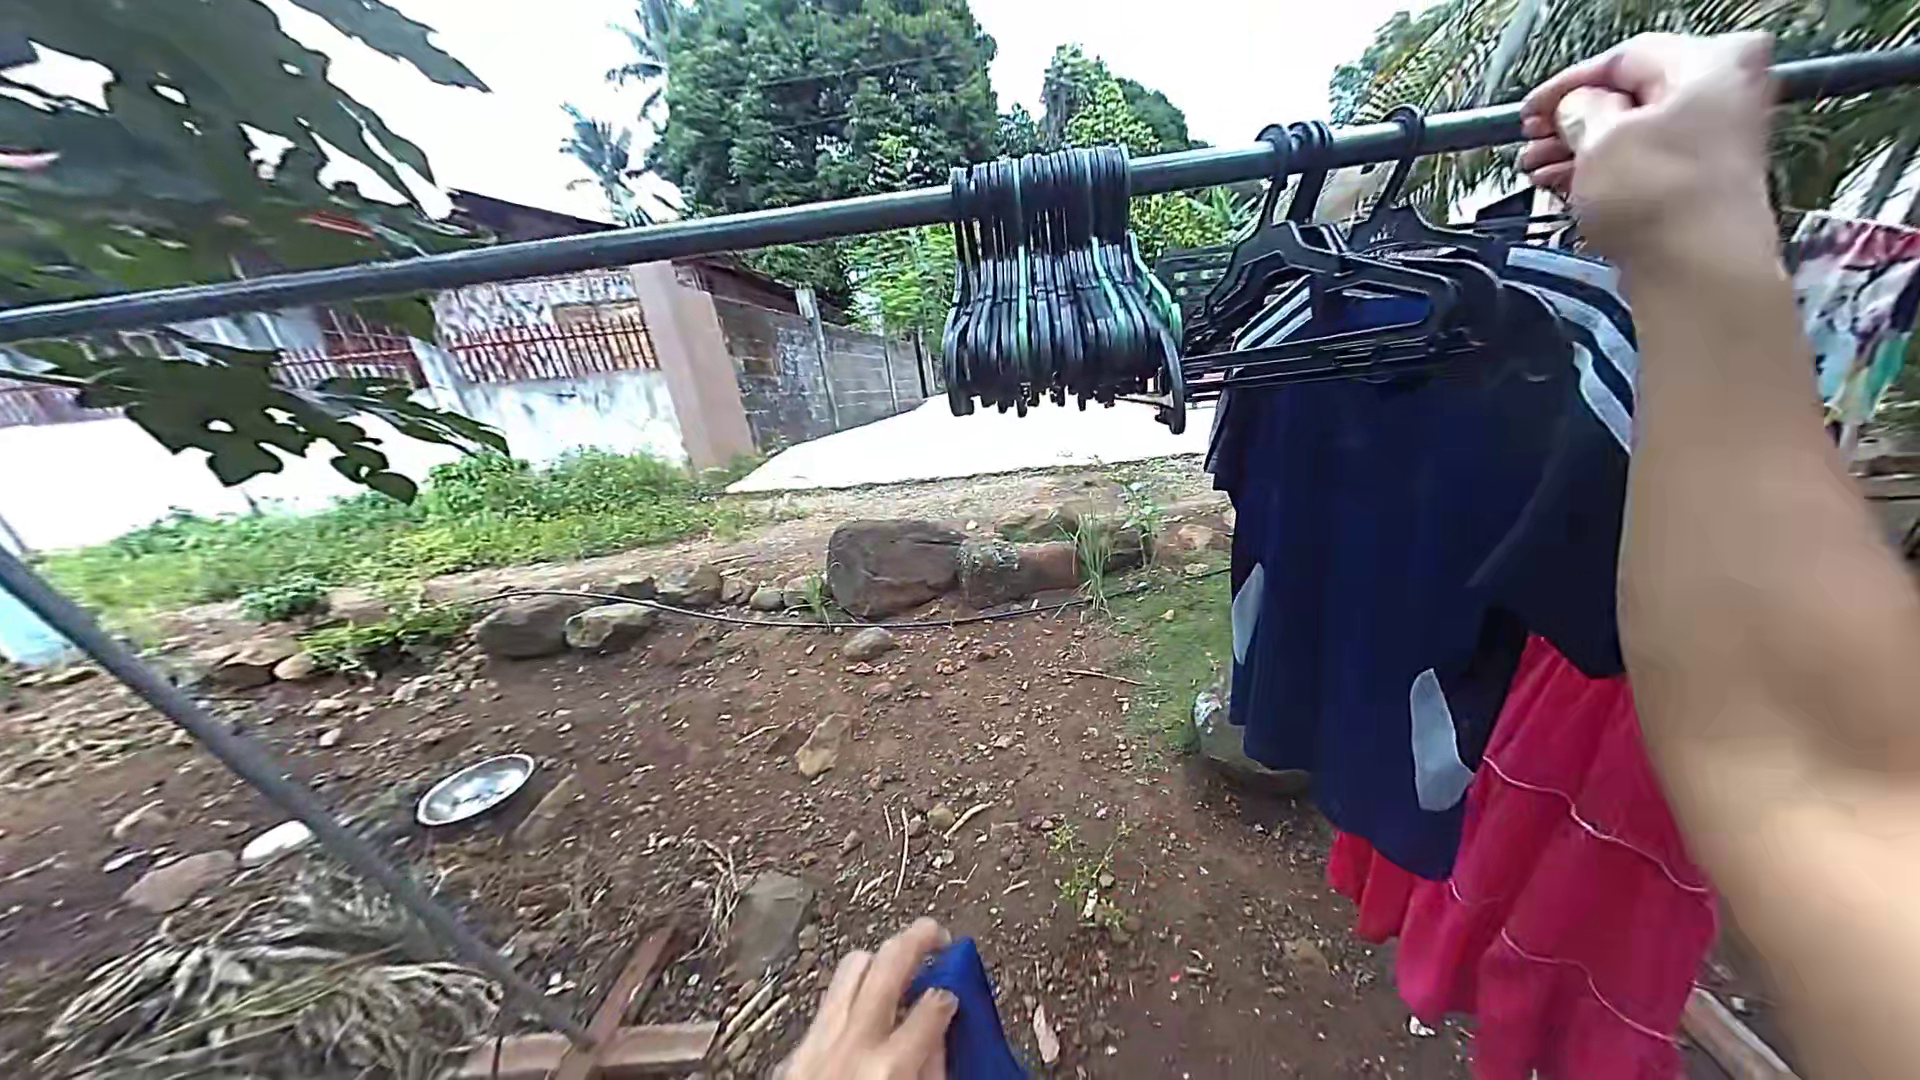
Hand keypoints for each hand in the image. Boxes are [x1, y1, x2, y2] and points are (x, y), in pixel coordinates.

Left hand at [776, 918, 957, 1079]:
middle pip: (891, 961)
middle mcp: (854, 1044)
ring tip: (900, 964)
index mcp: (890, 1071)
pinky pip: (830, 998)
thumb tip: (940, 1033)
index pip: (933, 1006)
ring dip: (881, 958)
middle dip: (920, 938)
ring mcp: (821, 1040)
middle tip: (938, 936)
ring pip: (854, 964)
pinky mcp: (798, 1048)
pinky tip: (865, 1007)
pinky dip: (852, 990)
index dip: (950, 994)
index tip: (954, 994)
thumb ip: (932, 1071)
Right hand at [1518, 32, 1775, 264]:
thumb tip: (1573, 106)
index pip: (1622, 57)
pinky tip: (1565, 181)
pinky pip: (1639, 154)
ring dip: (1577, 146)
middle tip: (1529, 140)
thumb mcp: (1599, 140)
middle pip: (1628, 91)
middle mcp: (1723, 84)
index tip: (1528, 110)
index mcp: (1709, 60)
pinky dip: (1599, 165)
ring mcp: (1714, 128)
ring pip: (1630, 125)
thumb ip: (1580, 112)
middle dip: (1570, 119)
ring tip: (1536, 168)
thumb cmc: (1657, 195)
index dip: (1566, 84)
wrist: (1692, 254)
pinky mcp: (1698, 168)